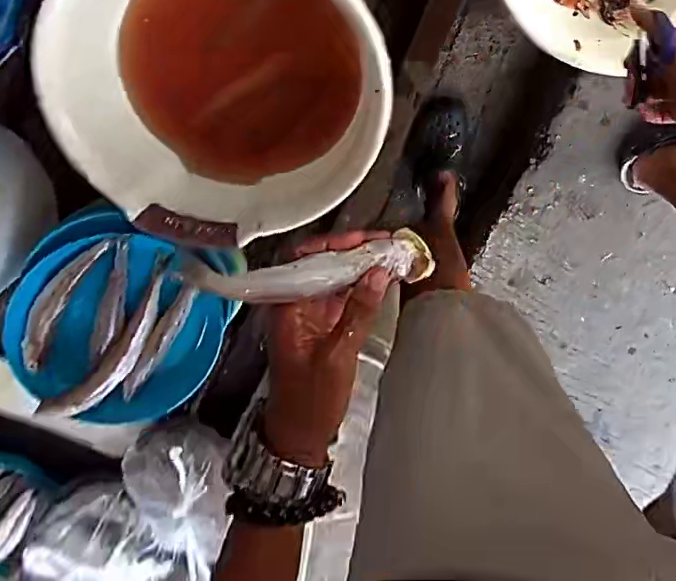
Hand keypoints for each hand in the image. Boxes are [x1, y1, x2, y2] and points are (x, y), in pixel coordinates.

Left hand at [261, 231, 394, 466]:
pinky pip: (341, 294)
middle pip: (321, 262)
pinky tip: (382, 276)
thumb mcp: (338, 356)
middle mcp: (295, 301)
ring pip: (333, 276)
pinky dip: (360, 284)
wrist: (300, 436)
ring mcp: (309, 311)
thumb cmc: (311, 399)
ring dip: (359, 265)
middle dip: (352, 250)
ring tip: (389, 253)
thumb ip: (358, 312)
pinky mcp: (323, 322)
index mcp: (287, 304)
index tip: (364, 239)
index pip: (304, 258)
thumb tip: (378, 273)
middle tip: (385, 242)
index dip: (333, 244)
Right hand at [630, 4, 675, 131]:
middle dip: (639, 75)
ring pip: (656, 91)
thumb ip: (656, 27)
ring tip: (631, 97)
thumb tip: (636, 7)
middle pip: (655, 71)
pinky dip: (651, 111)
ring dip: (641, 94)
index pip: (659, 48)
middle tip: (629, 81)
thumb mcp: (675, 44)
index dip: (642, 50)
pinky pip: (662, 110)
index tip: (629, 56)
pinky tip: (643, 110)